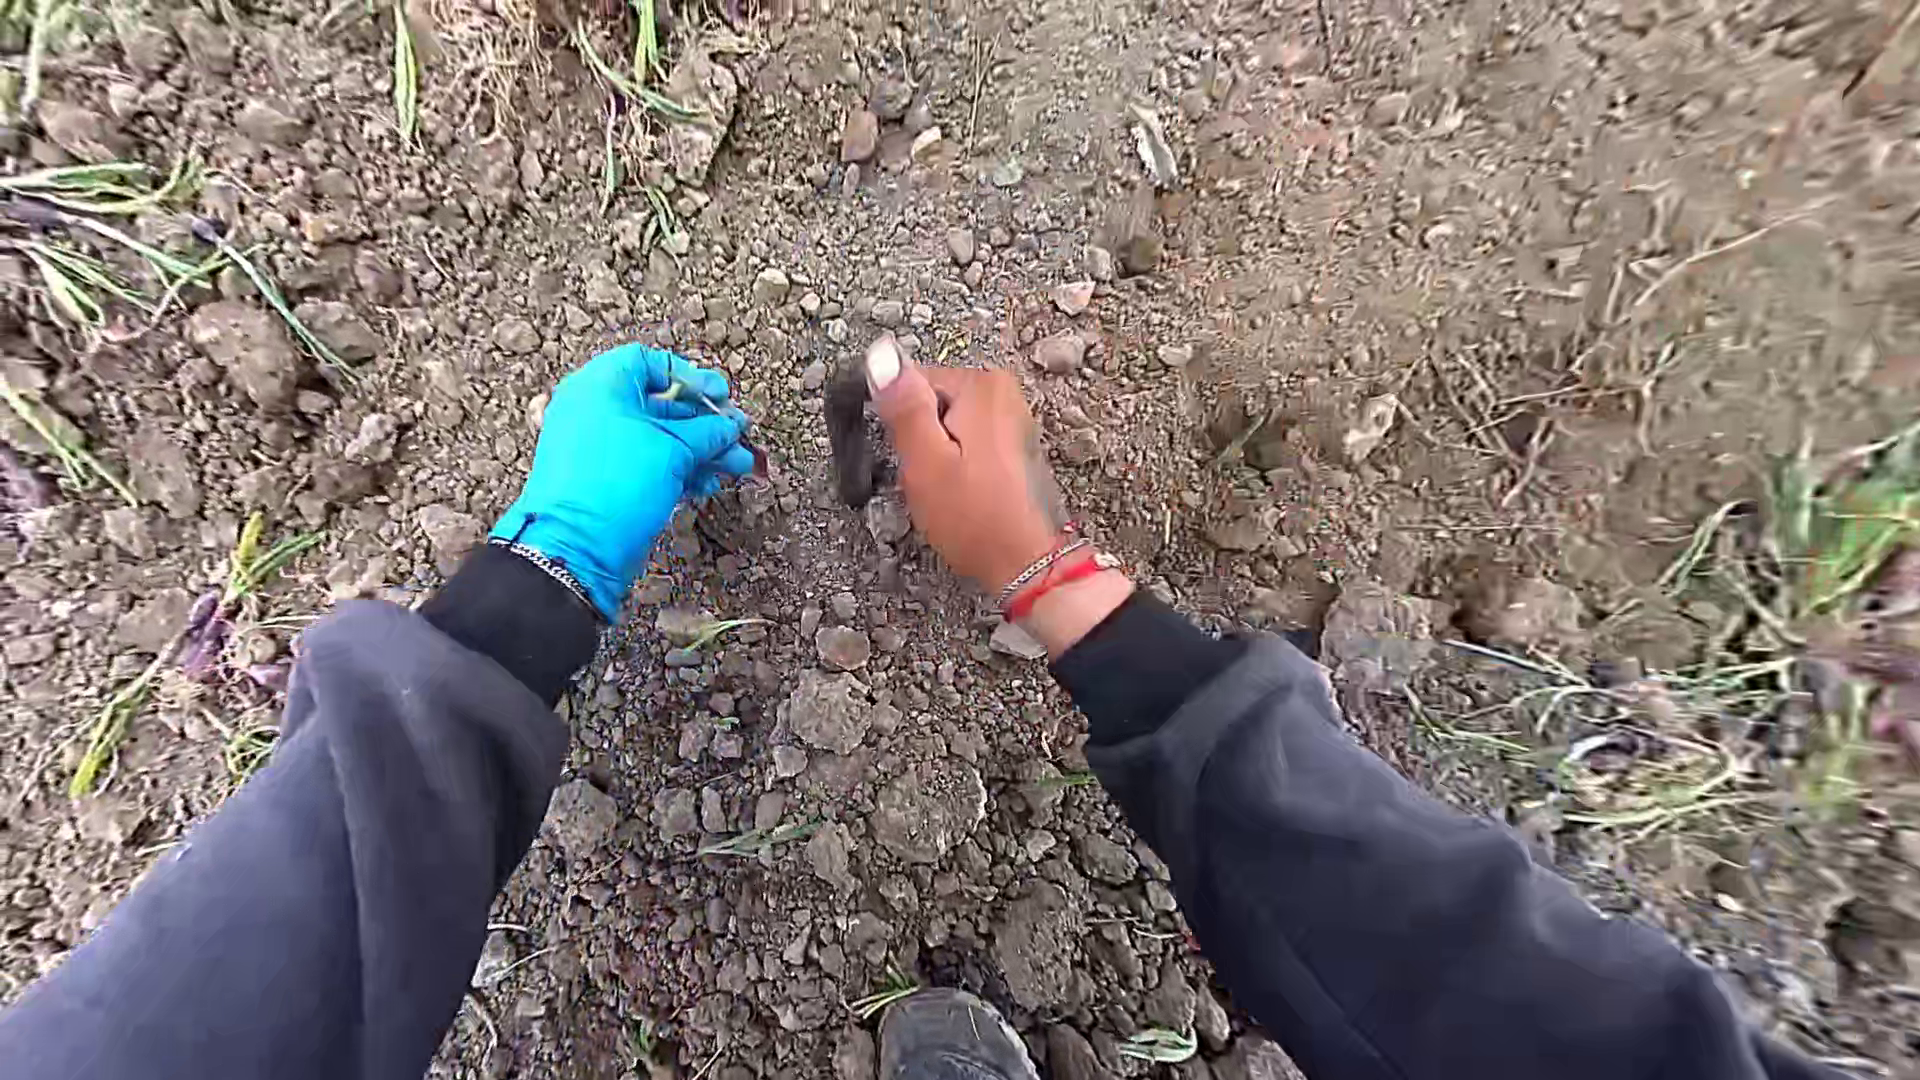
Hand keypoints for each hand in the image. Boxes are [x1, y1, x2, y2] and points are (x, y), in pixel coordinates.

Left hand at [493, 344, 752, 619]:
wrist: (579, 547)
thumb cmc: (618, 483)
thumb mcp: (674, 449)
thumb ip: (710, 432)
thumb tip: (733, 425)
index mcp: (602, 387)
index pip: (650, 363)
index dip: (690, 376)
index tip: (720, 396)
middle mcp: (602, 412)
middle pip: (666, 405)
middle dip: (708, 422)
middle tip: (739, 435)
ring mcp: (609, 448)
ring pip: (667, 439)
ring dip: (706, 451)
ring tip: (738, 466)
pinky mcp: (618, 479)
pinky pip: (657, 464)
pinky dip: (685, 470)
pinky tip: (709, 484)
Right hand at [863, 334, 1060, 590]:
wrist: (1023, 562)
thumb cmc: (975, 518)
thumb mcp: (926, 461)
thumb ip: (904, 406)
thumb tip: (882, 356)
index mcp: (982, 386)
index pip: (912, 386)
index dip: (903, 429)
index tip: (916, 461)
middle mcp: (1003, 392)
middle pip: (932, 406)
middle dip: (923, 443)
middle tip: (934, 480)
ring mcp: (1012, 418)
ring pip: (947, 429)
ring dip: (939, 458)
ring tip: (951, 490)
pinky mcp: (1013, 445)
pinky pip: (967, 445)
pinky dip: (959, 466)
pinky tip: (965, 493)